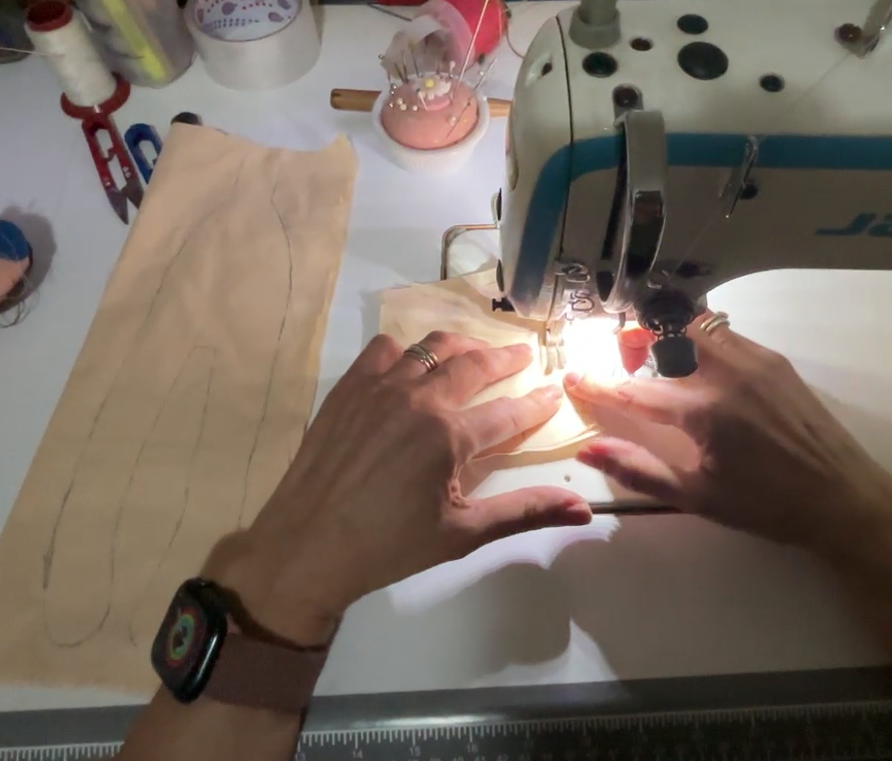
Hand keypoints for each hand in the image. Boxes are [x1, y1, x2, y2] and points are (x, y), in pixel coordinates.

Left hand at [207, 332, 591, 645]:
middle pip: (475, 364)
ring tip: (475, 351)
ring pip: (432, 347)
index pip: (509, 412)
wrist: (307, 545)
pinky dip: (405, 350)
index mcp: (451, 436)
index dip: (536, 403)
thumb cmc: (390, 545)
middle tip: (523, 354)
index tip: (553, 393)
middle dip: (506, 358)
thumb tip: (584, 509)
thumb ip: (524, 512)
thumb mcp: (463, 534)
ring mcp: (381, 386)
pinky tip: (411, 364)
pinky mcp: (350, 385)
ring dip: (461, 346)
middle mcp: (420, 399)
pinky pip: (385, 348)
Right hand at [565, 315, 891, 554]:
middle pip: (667, 333)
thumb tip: (589, 449)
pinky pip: (727, 334)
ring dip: (671, 334)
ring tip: (663, 359)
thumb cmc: (766, 505)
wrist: (844, 499)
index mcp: (704, 411)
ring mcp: (755, 360)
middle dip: (638, 340)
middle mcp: (726, 373)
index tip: (574, 376)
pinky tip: (705, 368)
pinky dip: (703, 340)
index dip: (599, 384)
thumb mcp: (698, 496)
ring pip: (698, 326)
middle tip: (628, 359)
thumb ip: (639, 470)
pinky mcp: (776, 360)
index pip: (634, 390)